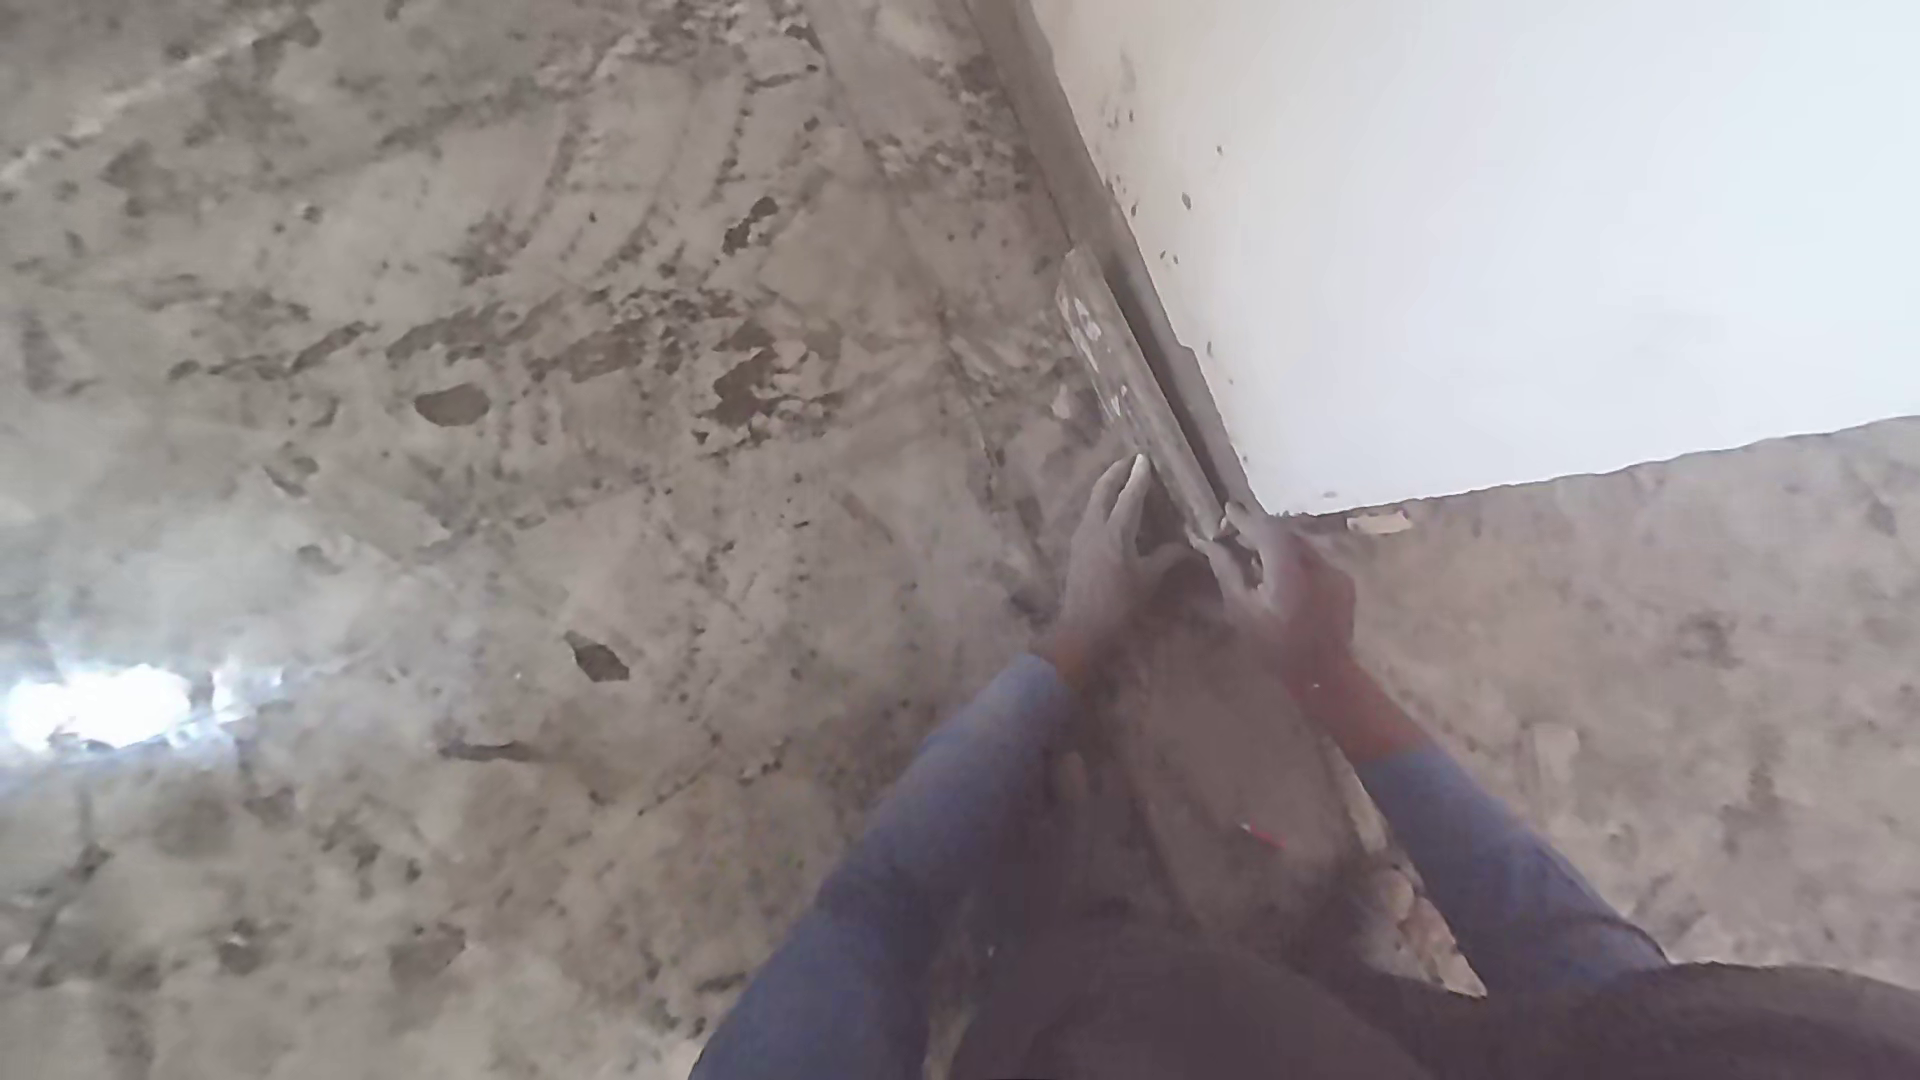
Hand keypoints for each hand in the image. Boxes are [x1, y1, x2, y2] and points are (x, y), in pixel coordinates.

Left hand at [1038, 455, 1186, 686]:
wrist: (1082, 625)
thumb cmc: (1119, 603)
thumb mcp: (1148, 580)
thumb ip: (1167, 557)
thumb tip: (1188, 545)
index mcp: (1115, 532)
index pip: (1129, 496)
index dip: (1138, 477)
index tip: (1144, 459)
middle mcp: (1094, 527)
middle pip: (1102, 490)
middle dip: (1115, 472)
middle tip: (1129, 460)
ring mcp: (1081, 535)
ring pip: (1093, 501)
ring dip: (1106, 486)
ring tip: (1119, 477)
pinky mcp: (1076, 545)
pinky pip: (1089, 514)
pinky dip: (1100, 502)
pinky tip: (1108, 506)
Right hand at [1194, 503, 1356, 690]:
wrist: (1323, 676)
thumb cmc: (1274, 646)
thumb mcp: (1240, 609)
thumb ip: (1226, 570)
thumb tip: (1208, 543)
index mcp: (1290, 570)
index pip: (1267, 530)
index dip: (1245, 518)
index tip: (1226, 510)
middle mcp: (1317, 564)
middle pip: (1285, 533)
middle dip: (1258, 529)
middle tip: (1234, 531)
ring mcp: (1335, 572)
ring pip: (1300, 545)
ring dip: (1275, 543)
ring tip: (1252, 550)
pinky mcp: (1343, 583)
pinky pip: (1312, 559)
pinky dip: (1291, 557)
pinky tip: (1276, 571)